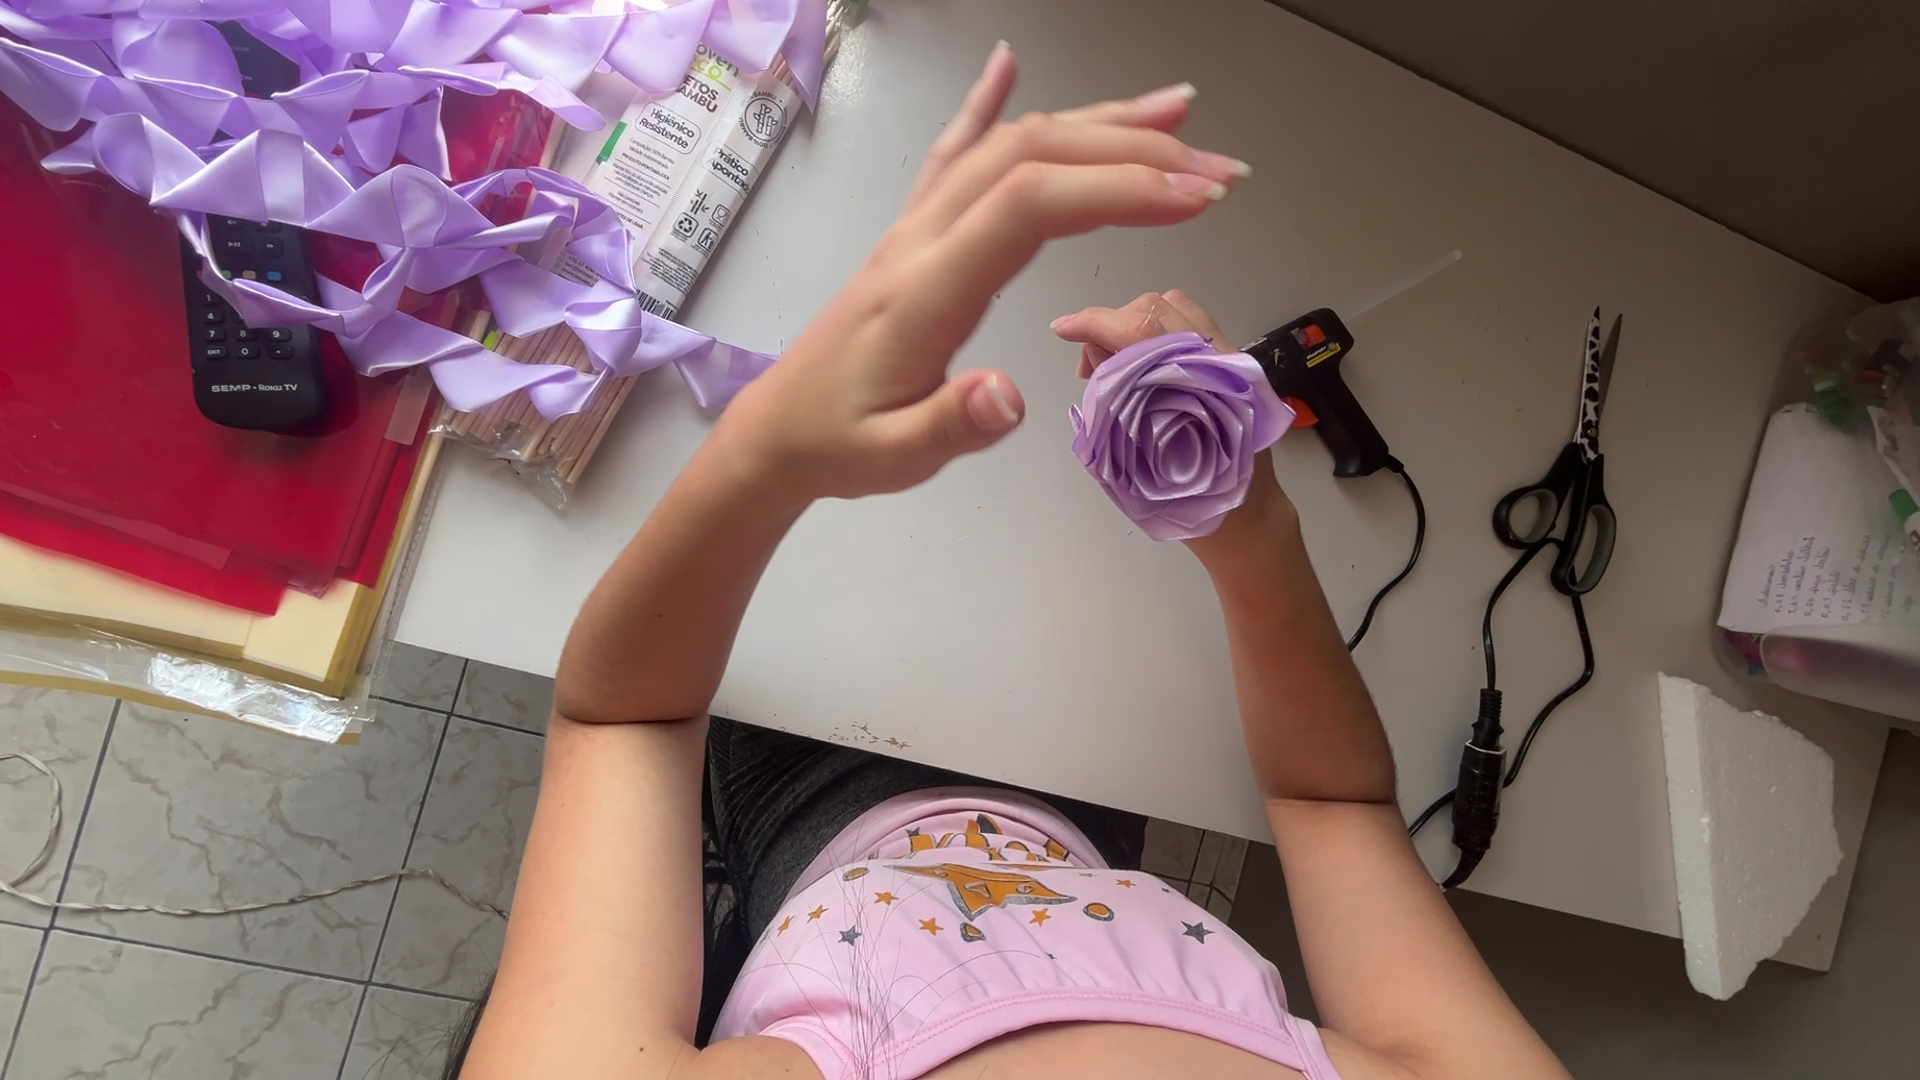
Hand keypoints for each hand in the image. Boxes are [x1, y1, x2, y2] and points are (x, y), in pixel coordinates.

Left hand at [714, 43, 1248, 501]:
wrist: (779, 431)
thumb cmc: (838, 444)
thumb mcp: (892, 456)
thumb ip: (951, 426)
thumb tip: (1011, 395)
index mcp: (924, 290)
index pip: (1028, 207)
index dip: (1114, 190)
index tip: (1194, 198)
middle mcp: (921, 240)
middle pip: (1029, 157)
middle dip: (1131, 153)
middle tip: (1214, 171)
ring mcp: (913, 231)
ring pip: (1005, 146)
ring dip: (1092, 125)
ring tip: (1173, 117)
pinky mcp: (910, 238)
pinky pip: (951, 156)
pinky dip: (988, 107)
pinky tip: (1010, 69)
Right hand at [1050, 289, 1297, 564]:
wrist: (1249, 517)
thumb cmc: (1195, 503)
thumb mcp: (1141, 467)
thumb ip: (1117, 411)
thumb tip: (1095, 361)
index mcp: (1204, 387)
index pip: (1144, 331)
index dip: (1097, 323)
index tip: (1062, 329)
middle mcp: (1221, 362)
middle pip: (1156, 309)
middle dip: (1110, 325)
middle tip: (1088, 369)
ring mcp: (1229, 357)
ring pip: (1172, 309)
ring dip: (1131, 326)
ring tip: (1112, 365)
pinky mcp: (1227, 361)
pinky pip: (1184, 325)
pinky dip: (1150, 334)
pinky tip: (1136, 368)